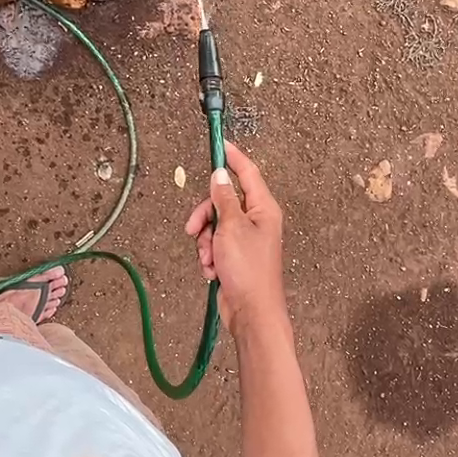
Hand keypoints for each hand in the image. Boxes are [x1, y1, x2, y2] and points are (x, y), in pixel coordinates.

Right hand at [184, 141, 286, 335]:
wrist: (251, 312)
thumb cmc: (248, 270)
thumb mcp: (231, 227)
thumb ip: (222, 198)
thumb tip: (220, 175)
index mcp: (263, 208)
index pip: (247, 173)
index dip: (233, 157)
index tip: (220, 144)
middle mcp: (256, 220)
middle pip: (222, 200)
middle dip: (205, 215)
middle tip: (195, 229)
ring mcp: (245, 238)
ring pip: (214, 223)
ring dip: (205, 239)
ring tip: (208, 257)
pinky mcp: (235, 255)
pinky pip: (214, 243)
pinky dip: (208, 254)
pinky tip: (212, 269)